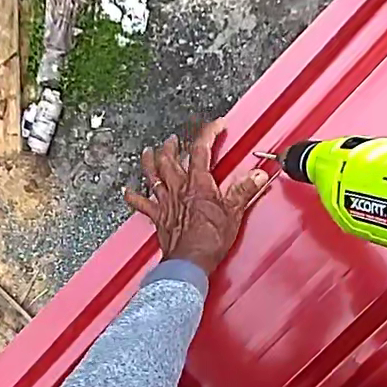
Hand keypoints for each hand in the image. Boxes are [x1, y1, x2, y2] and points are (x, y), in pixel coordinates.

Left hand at [123, 120, 269, 274]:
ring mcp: (166, 202)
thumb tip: (258, 175)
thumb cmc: (210, 240)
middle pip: (170, 158)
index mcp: (198, 184)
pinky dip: (133, 196)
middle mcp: (178, 189)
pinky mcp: (158, 216)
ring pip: (153, 174)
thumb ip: (244, 191)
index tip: (217, 125)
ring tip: (149, 151)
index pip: (202, 149)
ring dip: (150, 161)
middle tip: (174, 139)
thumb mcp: (234, 213)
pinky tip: (128, 190)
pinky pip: (141, 203)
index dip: (209, 132)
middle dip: (173, 145)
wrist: (190, 261)